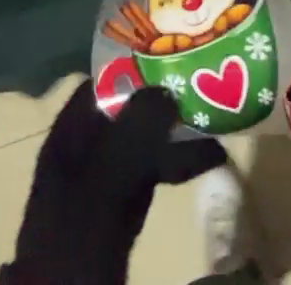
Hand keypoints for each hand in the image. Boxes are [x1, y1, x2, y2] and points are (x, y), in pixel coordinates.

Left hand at [1, 81, 226, 284]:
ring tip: (220, 116)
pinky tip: (211, 159)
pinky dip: (178, 162)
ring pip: (143, 142)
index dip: (136, 67)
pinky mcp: (121, 213)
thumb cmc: (76, 239)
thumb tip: (164, 90)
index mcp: (69, 136)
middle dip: (165, 97)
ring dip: (177, 129)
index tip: (178, 51)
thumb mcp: (103, 184)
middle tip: (210, 80)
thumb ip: (130, 137)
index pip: (102, 85)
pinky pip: (152, 174)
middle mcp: (84, 152)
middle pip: (127, 111)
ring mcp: (103, 184)